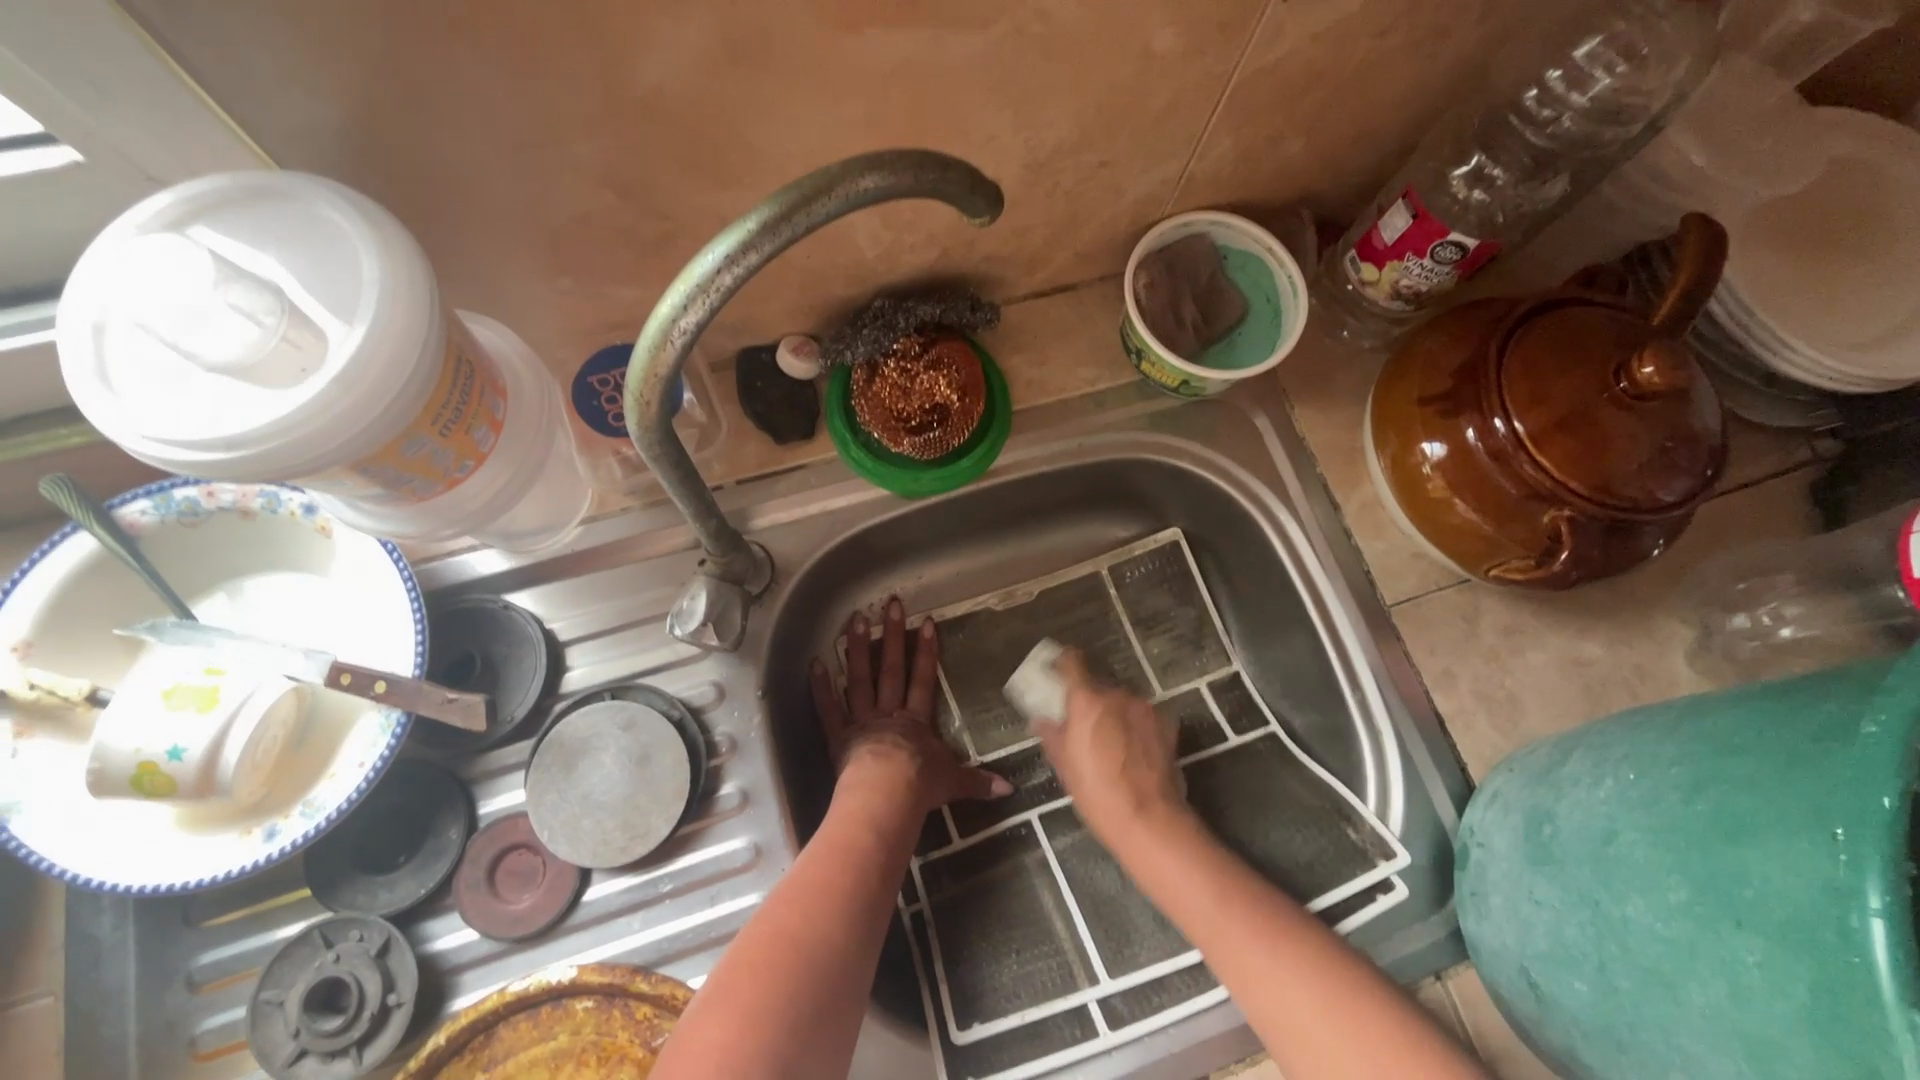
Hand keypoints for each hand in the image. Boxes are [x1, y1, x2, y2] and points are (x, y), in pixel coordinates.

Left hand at [811, 598, 1010, 816]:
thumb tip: (1010, 789)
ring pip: (859, 680)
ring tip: (856, 619)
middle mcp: (888, 714)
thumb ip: (977, 781)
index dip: (926, 651)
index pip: (923, 680)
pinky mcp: (838, 737)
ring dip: (858, 650)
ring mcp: (861, 723)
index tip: (926, 623)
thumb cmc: (920, 787)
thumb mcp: (954, 783)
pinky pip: (828, 710)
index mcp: (916, 722)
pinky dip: (820, 688)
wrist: (886, 797)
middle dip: (894, 636)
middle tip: (891, 605)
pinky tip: (814, 663)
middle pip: (891, 670)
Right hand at [1037, 648, 1190, 843]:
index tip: (1057, 669)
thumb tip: (1041, 720)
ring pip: (1123, 701)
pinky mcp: (1166, 722)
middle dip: (1090, 699)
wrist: (1148, 818)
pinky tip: (1134, 749)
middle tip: (1084, 723)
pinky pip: (1143, 715)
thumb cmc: (1096, 793)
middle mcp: (1116, 694)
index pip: (1072, 662)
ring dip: (1115, 712)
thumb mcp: (1064, 766)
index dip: (1063, 662)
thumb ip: (1052, 734)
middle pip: (1099, 685)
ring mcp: (1144, 707)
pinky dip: (1136, 724)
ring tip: (1112, 741)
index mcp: (1085, 700)